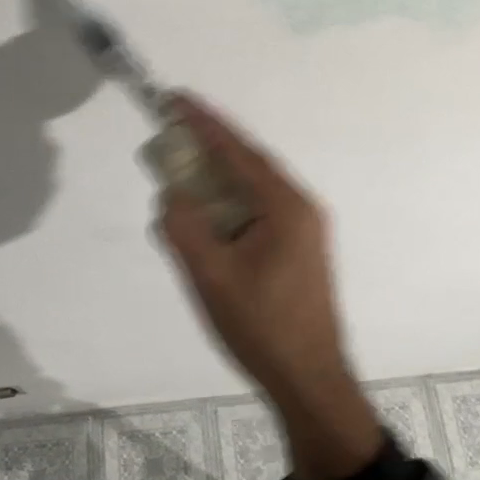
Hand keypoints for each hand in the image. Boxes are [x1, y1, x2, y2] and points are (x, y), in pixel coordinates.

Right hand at [156, 94, 380, 479]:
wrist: (309, 380)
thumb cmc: (262, 327)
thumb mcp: (211, 277)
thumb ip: (184, 229)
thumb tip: (172, 196)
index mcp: (286, 207)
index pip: (239, 152)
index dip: (205, 123)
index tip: (175, 98)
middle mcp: (300, 209)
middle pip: (248, 166)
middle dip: (207, 149)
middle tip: (169, 134)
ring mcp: (302, 232)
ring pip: (252, 191)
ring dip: (216, 181)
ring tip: (180, 174)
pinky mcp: (297, 252)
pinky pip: (256, 214)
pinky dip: (228, 207)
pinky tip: (205, 219)